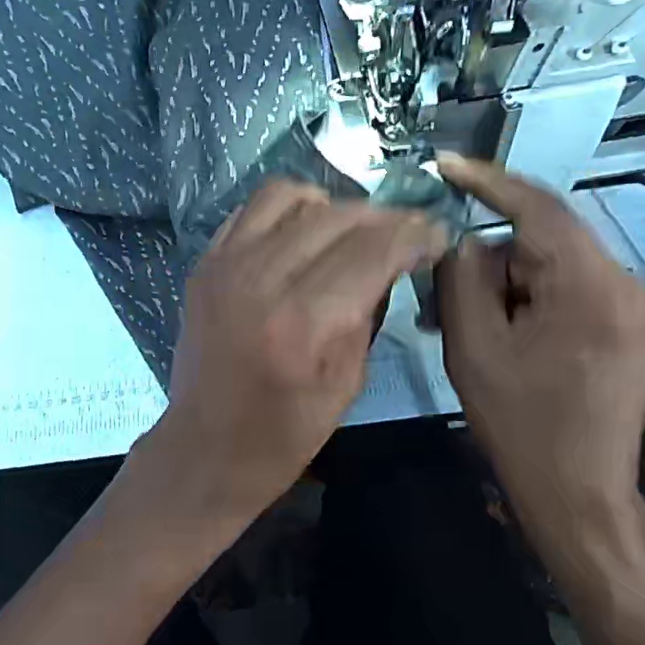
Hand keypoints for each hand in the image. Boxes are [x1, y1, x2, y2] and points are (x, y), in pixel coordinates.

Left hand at [147, 180, 446, 524]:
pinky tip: (308, 231)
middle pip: (338, 216)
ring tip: (356, 230)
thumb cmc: (285, 434)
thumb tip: (392, 260)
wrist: (205, 449)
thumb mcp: (348, 382)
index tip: (439, 236)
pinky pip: (254, 207)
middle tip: (409, 232)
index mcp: (303, 322)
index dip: (415, 234)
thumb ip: (370, 312)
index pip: (373, 250)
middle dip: (386, 218)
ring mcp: (227, 264)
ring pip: (294, 196)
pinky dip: (291, 208)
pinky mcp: (206, 262)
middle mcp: (262, 279)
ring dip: (337, 206)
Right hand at [436, 155, 644, 539]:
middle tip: (447, 288)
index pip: (538, 207)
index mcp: (592, 285)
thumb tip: (465, 238)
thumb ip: (463, 278)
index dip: (488, 181)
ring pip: (558, 263)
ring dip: (513, 282)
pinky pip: (575, 286)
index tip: (445, 163)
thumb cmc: (522, 428)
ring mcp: (639, 303)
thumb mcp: (474, 349)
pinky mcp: (635, 323)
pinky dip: (536, 297)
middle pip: (546, 238)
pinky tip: (510, 331)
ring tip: (476, 324)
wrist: (581, 497)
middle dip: (494, 256)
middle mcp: (628, 281)